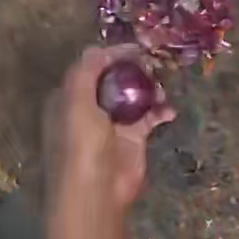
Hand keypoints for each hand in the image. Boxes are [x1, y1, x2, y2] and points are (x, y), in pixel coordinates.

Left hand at [46, 46, 175, 217]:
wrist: (96, 191)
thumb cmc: (81, 146)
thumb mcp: (76, 103)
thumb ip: (86, 71)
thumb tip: (101, 47)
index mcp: (69, 97)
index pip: (91, 67)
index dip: (113, 55)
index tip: (138, 49)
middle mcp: (90, 107)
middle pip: (116, 78)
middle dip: (135, 70)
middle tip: (154, 67)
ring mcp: (113, 122)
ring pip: (135, 95)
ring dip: (150, 89)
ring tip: (162, 90)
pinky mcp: (133, 137)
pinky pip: (150, 116)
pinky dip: (161, 111)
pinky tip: (169, 111)